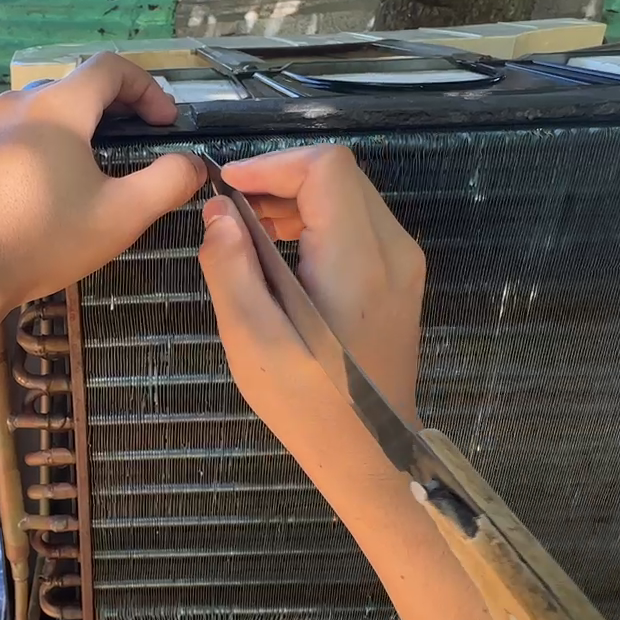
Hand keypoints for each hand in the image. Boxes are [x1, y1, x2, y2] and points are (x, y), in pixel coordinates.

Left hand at [0, 53, 204, 311]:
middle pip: (71, 87)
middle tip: (132, 142)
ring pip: (36, 113)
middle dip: (111, 107)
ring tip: (86, 168)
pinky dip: (35, 150)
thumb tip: (194, 164)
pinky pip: (6, 140)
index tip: (165, 124)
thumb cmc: (43, 241)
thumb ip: (168, 182)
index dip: (147, 88)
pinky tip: (38, 192)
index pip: (110, 67)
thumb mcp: (121, 216)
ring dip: (70, 128)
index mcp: (56, 108)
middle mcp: (13, 107)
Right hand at [197, 144, 423, 468]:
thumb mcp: (251, 339)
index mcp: (357, 260)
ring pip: (348, 195)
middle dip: (279, 180)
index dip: (271, 166)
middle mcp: (392, 249)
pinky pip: (356, 222)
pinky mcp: (399, 277)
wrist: (369, 453)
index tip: (225, 188)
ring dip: (295, 199)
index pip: (325, 169)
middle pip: (338, 175)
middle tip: (230, 212)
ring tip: (249, 231)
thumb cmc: (306, 403)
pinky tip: (282, 251)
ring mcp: (402, 263)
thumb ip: (231, 268)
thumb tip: (217, 211)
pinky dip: (315, 220)